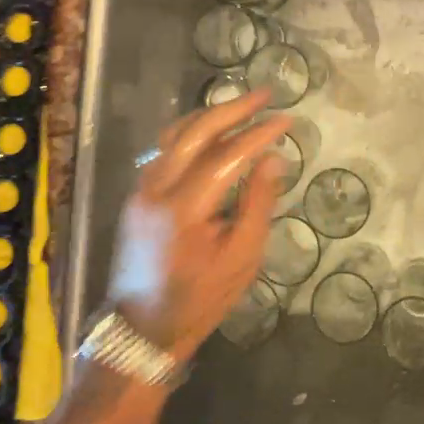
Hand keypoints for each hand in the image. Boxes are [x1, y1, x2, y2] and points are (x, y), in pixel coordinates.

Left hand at [106, 90, 287, 362]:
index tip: (285, 120)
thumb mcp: (241, 260)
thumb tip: (273, 159)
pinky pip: (164, 148)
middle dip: (233, 109)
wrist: (140, 328)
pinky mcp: (137, 193)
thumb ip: (257, 205)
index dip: (258, 134)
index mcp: (183, 210)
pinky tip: (212, 130)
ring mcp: (141, 188)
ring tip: (242, 106)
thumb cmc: (199, 300)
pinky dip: (191, 131)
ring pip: (175, 134)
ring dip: (210, 115)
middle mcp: (156, 189)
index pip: (226, 156)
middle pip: (195, 132)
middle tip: (265, 95)